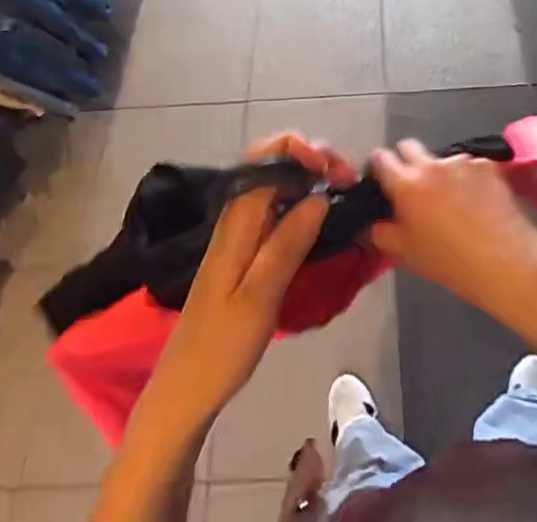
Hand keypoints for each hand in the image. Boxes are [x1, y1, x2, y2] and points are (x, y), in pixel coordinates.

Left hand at [141, 140, 336, 424]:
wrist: (187, 386)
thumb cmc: (222, 345)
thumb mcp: (260, 296)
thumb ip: (287, 243)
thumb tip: (319, 196)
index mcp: (237, 220)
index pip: (265, 159)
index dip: (301, 150)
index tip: (334, 169)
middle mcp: (236, 218)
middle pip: (273, 167)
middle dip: (312, 161)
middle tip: (349, 180)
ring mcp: (241, 234)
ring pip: (277, 188)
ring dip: (310, 181)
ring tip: (345, 193)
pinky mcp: (247, 252)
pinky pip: (277, 212)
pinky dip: (303, 205)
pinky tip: (325, 220)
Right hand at [368, 139, 536, 310]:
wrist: (506, 261)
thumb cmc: (451, 262)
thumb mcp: (406, 254)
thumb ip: (383, 234)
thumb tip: (375, 224)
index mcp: (405, 185)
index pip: (380, 157)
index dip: (378, 166)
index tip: (383, 180)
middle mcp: (430, 166)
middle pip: (409, 146)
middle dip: (407, 160)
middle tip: (416, 187)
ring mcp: (461, 162)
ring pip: (442, 158)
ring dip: (442, 172)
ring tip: (455, 199)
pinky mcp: (488, 165)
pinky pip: (470, 166)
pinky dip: (470, 178)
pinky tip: (479, 200)